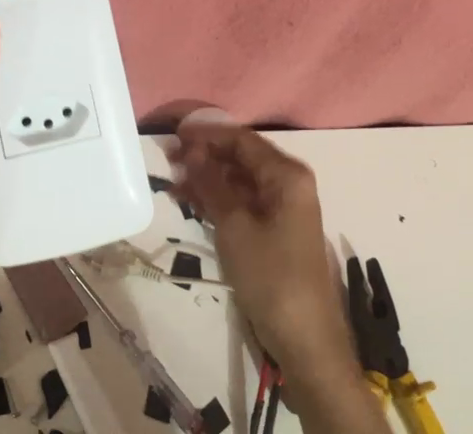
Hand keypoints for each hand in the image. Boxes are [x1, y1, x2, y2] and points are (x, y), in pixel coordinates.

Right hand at [169, 118, 355, 375]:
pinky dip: (218, 199)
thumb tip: (191, 151)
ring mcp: (283, 207)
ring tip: (172, 182)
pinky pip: (243, 201)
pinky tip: (189, 202)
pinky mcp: (275, 229)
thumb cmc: (270, 275)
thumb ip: (211, 183)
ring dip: (208, 178)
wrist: (304, 337)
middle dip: (205, 156)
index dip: (206, 135)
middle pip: (241, 157)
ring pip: (239, 180)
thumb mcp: (234, 225)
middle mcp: (289, 183)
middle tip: (168, 160)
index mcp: (287, 174)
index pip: (241, 140)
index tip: (173, 136)